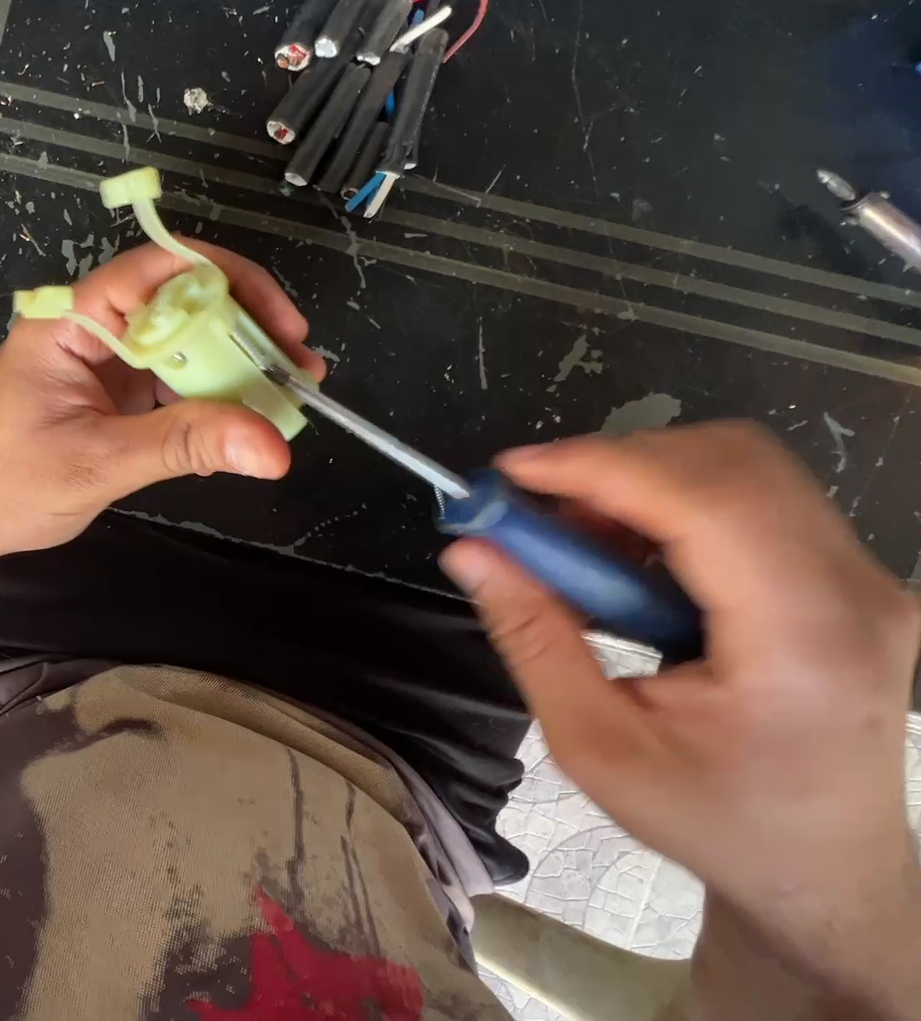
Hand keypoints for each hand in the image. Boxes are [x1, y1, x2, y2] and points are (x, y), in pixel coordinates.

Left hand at [0, 240, 325, 560]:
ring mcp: (102, 361)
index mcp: (68, 324)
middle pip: (178, 301)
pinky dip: (209, 397)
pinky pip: (171, 380)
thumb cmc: (11, 485)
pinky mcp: (112, 392)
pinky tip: (245, 420)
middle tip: (298, 365)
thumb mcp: (100, 463)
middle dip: (243, 327)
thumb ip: (183, 446)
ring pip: (181, 342)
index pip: (154, 270)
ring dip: (234, 365)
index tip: (280, 323)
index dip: (227, 282)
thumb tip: (273, 446)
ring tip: (288, 394)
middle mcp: (88, 330)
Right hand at [440, 422, 920, 984]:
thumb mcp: (590, 741)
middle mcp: (856, 593)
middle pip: (732, 464)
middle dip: (612, 463)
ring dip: (635, 478)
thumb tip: (468, 551)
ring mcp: (861, 580)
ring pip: (740, 468)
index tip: (509, 473)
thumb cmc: (707, 815)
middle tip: (528, 503)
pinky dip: (662, 500)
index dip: (601, 468)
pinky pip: (747, 497)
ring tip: (566, 532)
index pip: (709, 506)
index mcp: (802, 643)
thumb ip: (530, 637)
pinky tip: (614, 548)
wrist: (820, 866)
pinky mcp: (842, 578)